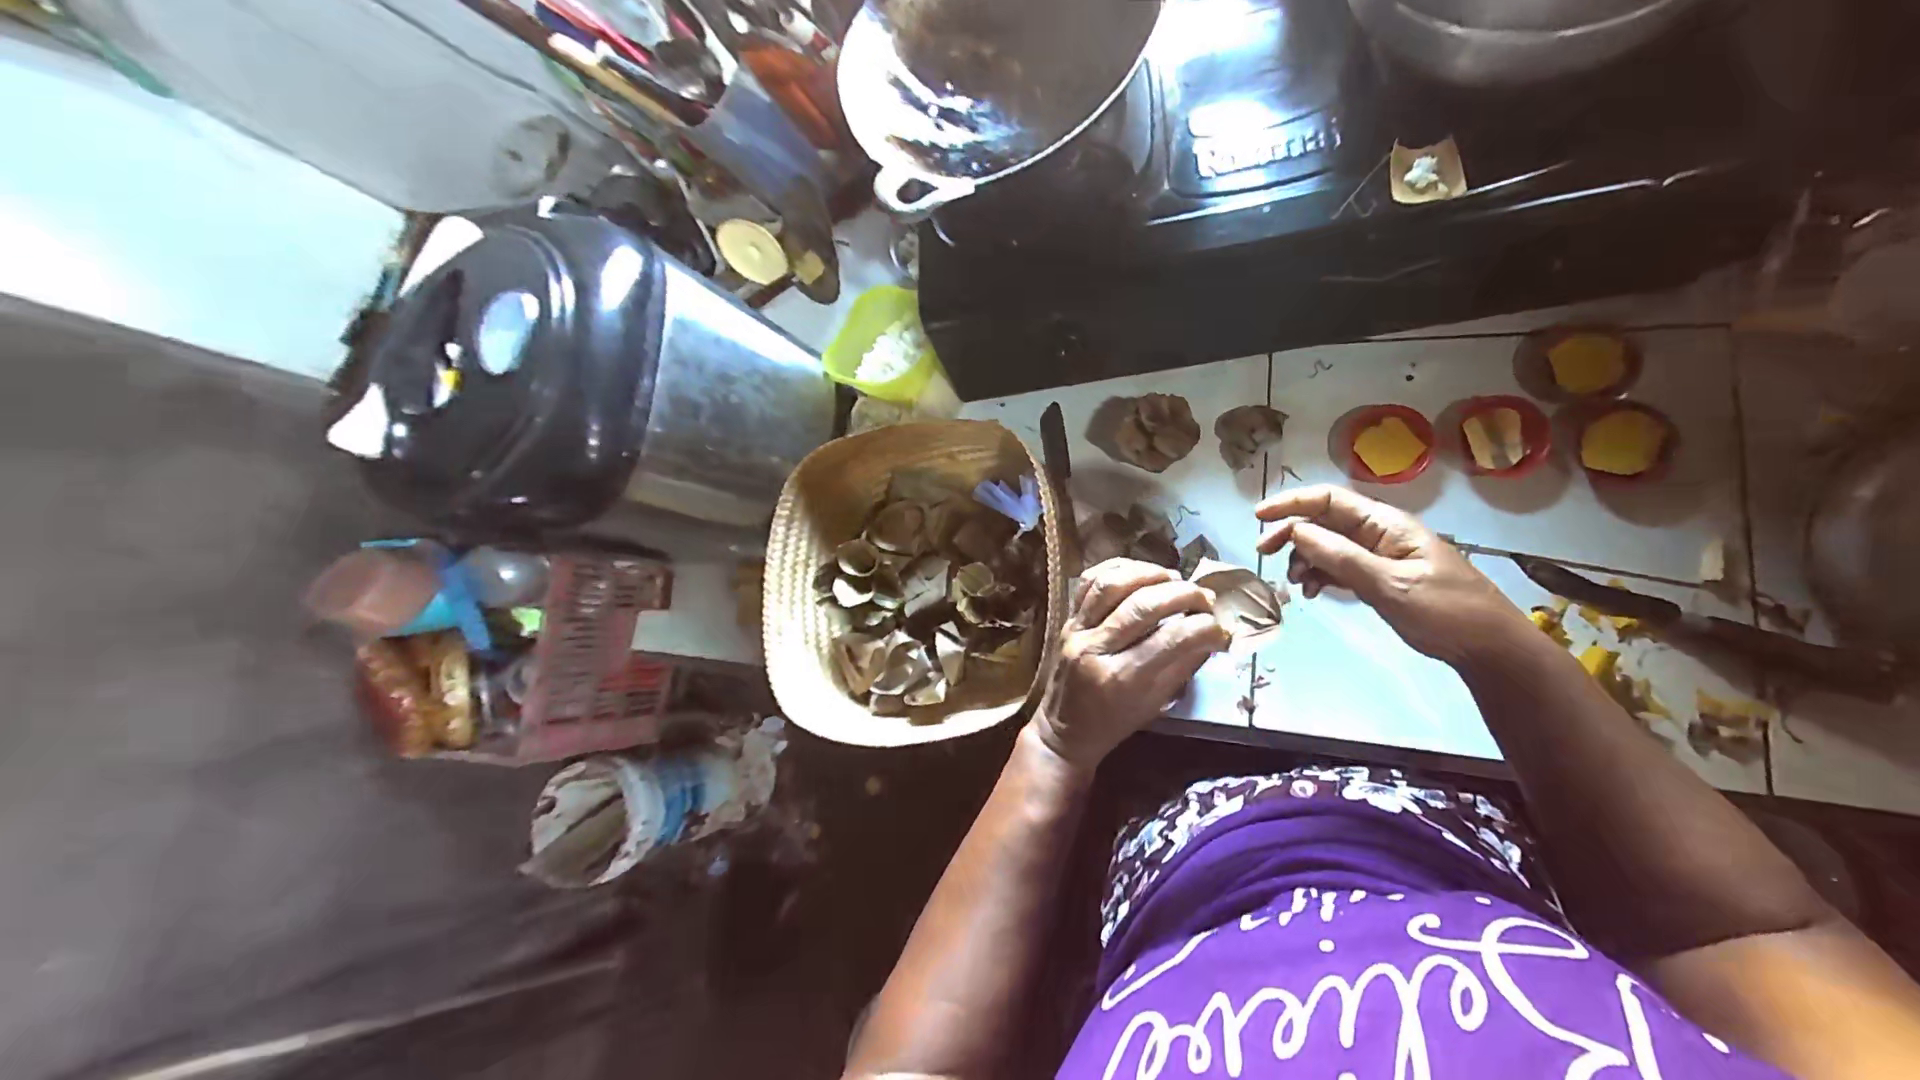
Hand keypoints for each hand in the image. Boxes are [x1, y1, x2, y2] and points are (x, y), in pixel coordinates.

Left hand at [1032, 559, 1230, 769]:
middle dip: (1183, 594)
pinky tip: (1142, 572)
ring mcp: (1076, 630)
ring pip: (1112, 585)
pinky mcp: (1066, 619)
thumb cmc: (1113, 723)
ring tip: (1175, 578)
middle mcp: (1094, 649)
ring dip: (1150, 574)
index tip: (1221, 627)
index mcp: (1120, 679)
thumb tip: (1214, 632)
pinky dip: (1118, 569)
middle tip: (1205, 597)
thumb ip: (1182, 665)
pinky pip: (1088, 581)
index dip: (1204, 627)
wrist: (1062, 731)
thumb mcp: (1155, 704)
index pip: (1170, 639)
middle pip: (1142, 606)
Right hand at [1255, 485, 1528, 665]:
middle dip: (1291, 533)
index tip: (1259, 516)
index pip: (1330, 499)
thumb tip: (1296, 531)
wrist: (1489, 648)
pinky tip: (1314, 593)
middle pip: (1323, 520)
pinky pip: (1338, 567)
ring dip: (1304, 559)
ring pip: (1326, 545)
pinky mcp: (1378, 577)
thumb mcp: (1390, 585)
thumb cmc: (1446, 612)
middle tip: (1265, 554)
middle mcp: (1379, 533)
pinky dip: (1320, 576)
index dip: (1291, 502)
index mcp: (1386, 524)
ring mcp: (1379, 555)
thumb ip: (1340, 556)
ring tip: (1298, 584)